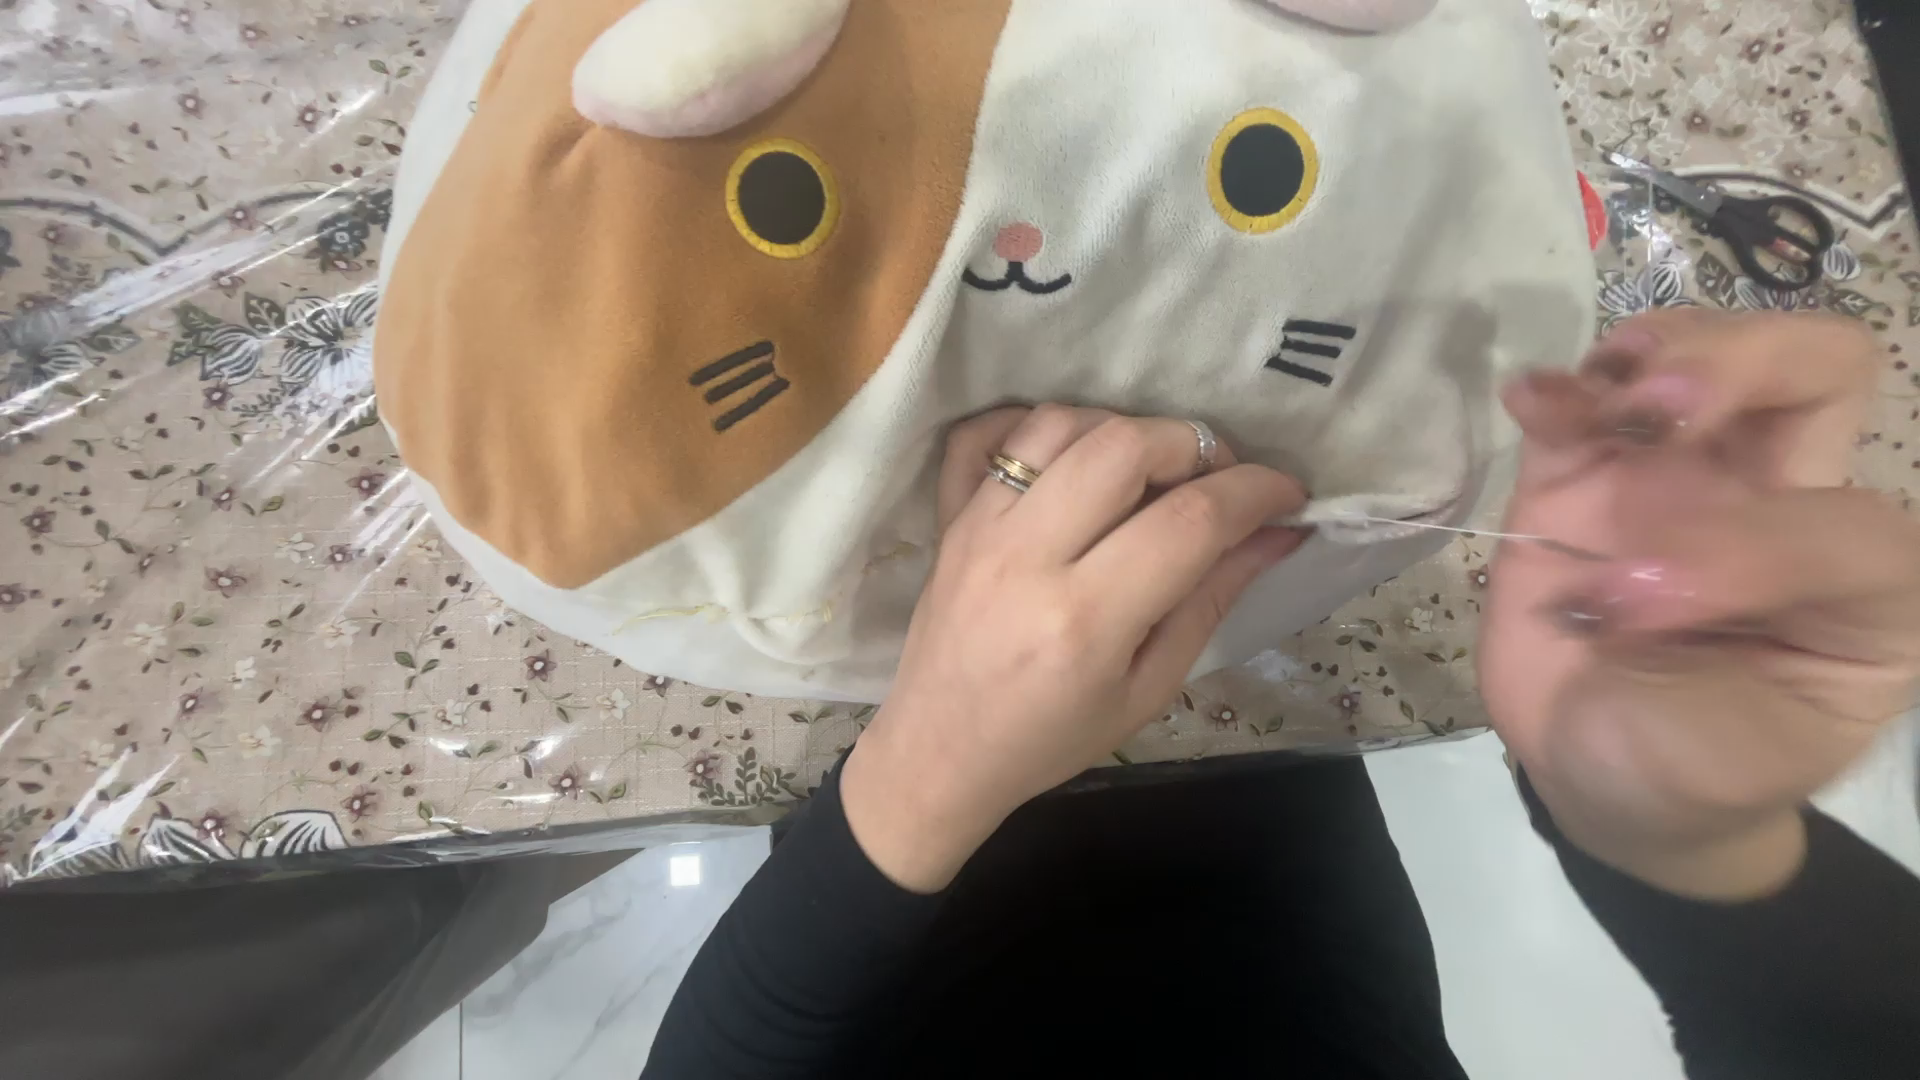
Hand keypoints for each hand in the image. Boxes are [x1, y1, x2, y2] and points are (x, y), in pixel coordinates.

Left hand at [841, 405, 1307, 891]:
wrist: (939, 751)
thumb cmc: (1048, 740)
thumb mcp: (1145, 691)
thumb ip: (1209, 602)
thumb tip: (1278, 533)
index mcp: (1083, 620)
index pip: (1189, 519)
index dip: (1255, 491)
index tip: (1286, 493)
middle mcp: (1025, 558)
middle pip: (1121, 447)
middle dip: (1191, 444)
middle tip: (1214, 480)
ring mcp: (976, 529)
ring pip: (1056, 424)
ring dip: (1118, 428)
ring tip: (1145, 471)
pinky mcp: (947, 519)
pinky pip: (980, 437)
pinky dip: (1029, 425)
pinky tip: (1066, 453)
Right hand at [1481, 309, 1919, 899]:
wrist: (1598, 768)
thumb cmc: (1691, 762)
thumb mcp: (1742, 735)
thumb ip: (1719, 637)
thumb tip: (1617, 565)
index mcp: (1863, 576)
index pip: (1846, 519)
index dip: (1737, 553)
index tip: (1621, 611)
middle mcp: (1773, 507)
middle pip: (1808, 369)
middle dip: (1734, 363)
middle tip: (1651, 412)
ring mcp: (1664, 488)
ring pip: (1692, 364)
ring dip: (1650, 355)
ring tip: (1596, 401)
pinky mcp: (1571, 491)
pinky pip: (1575, 418)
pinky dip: (1555, 393)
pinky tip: (1528, 397)